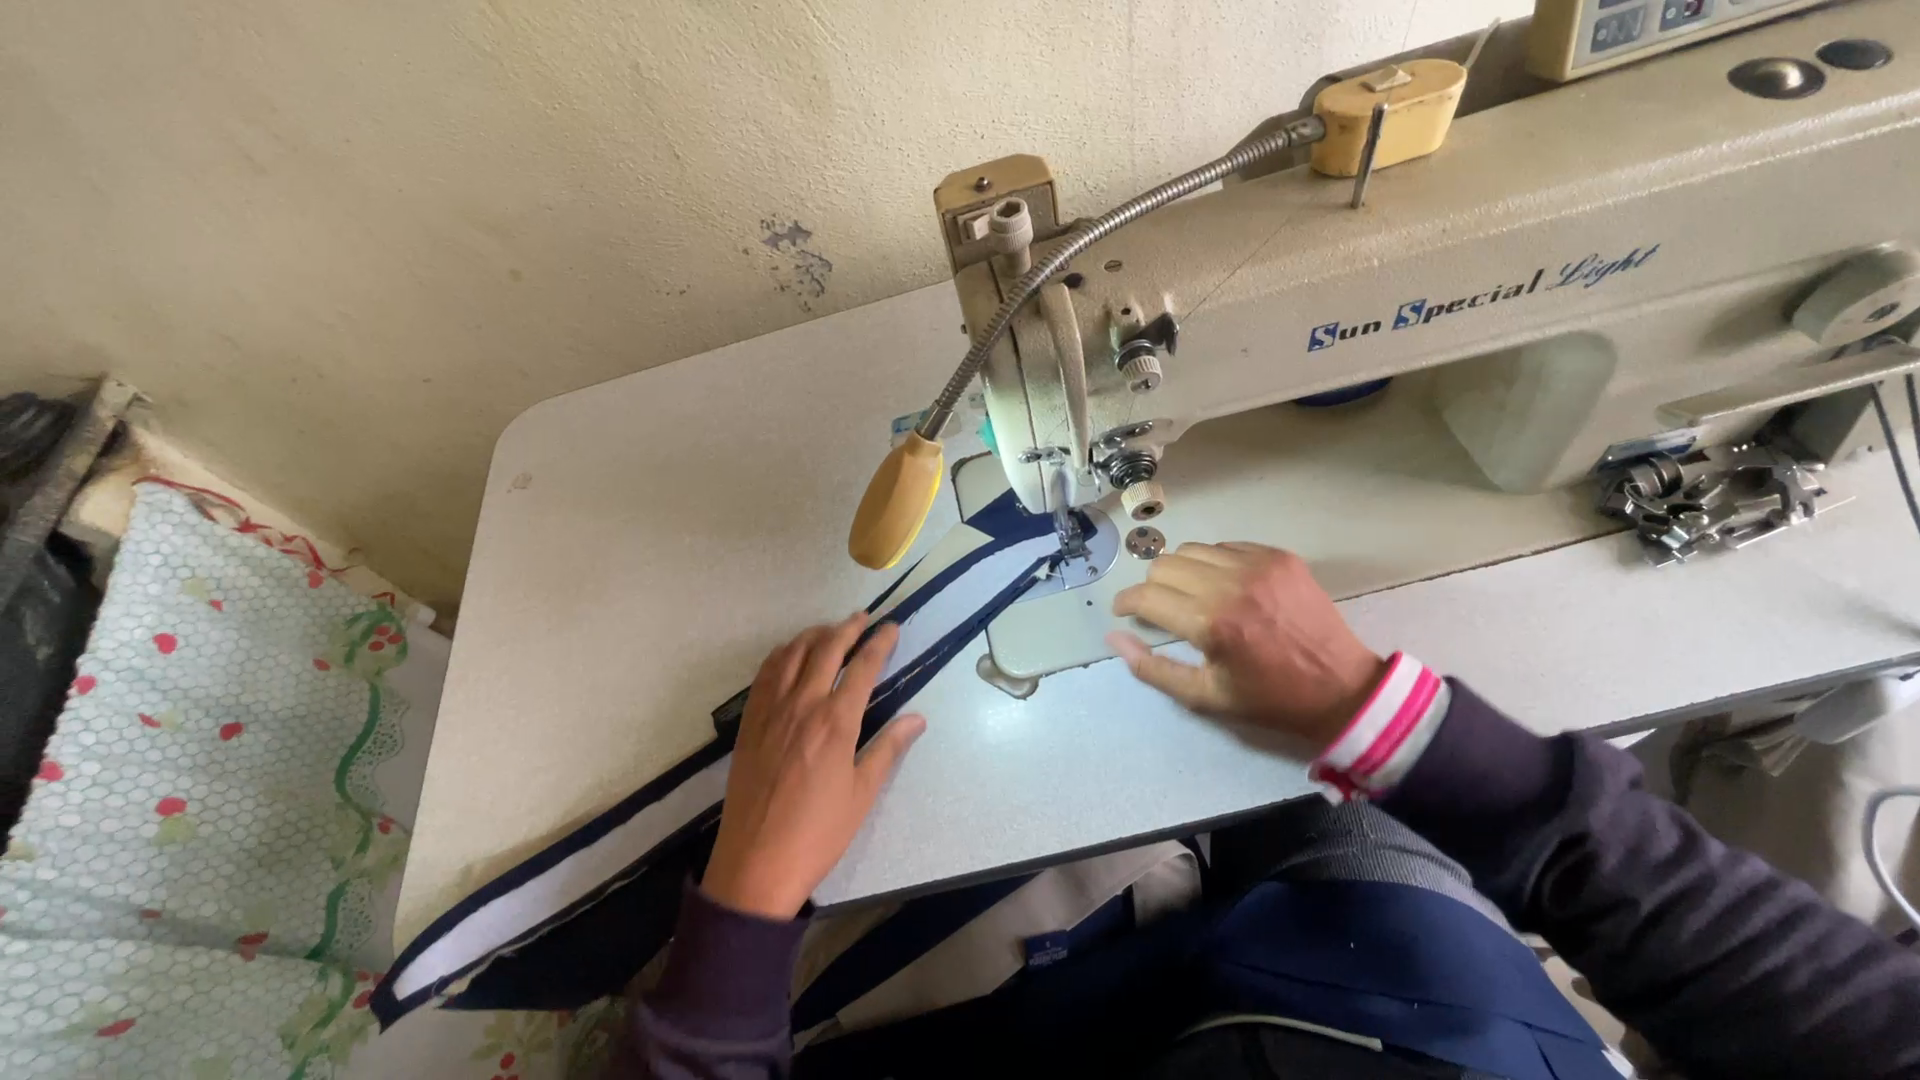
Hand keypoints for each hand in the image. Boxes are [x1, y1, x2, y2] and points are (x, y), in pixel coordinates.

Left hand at [702, 614, 925, 919]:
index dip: (880, 642)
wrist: (757, 862)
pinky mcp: (750, 722)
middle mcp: (802, 705)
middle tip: (864, 618)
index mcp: (836, 722)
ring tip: (831, 630)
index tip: (892, 627)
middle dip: (848, 628)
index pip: (863, 667)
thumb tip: (917, 718)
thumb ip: (888, 748)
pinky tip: (790, 654)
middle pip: (827, 649)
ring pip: (792, 654)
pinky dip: (782, 654)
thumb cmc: (819, 832)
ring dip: (814, 635)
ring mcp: (771, 711)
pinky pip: (765, 674)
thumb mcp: (862, 793)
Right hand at [1108, 542, 1387, 752]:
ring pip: (1193, 550)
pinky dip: (1215, 564)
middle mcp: (1230, 584)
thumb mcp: (1204, 696)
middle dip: (1152, 587)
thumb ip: (1152, 668)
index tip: (1124, 612)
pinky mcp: (1279, 556)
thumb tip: (1115, 638)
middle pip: (1164, 565)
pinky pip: (1227, 546)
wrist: (1341, 687)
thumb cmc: (1268, 698)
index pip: (1146, 596)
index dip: (1126, 603)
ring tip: (1193, 596)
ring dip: (1182, 571)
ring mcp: (1258, 565)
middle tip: (1162, 609)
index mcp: (1210, 623)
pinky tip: (1225, 588)